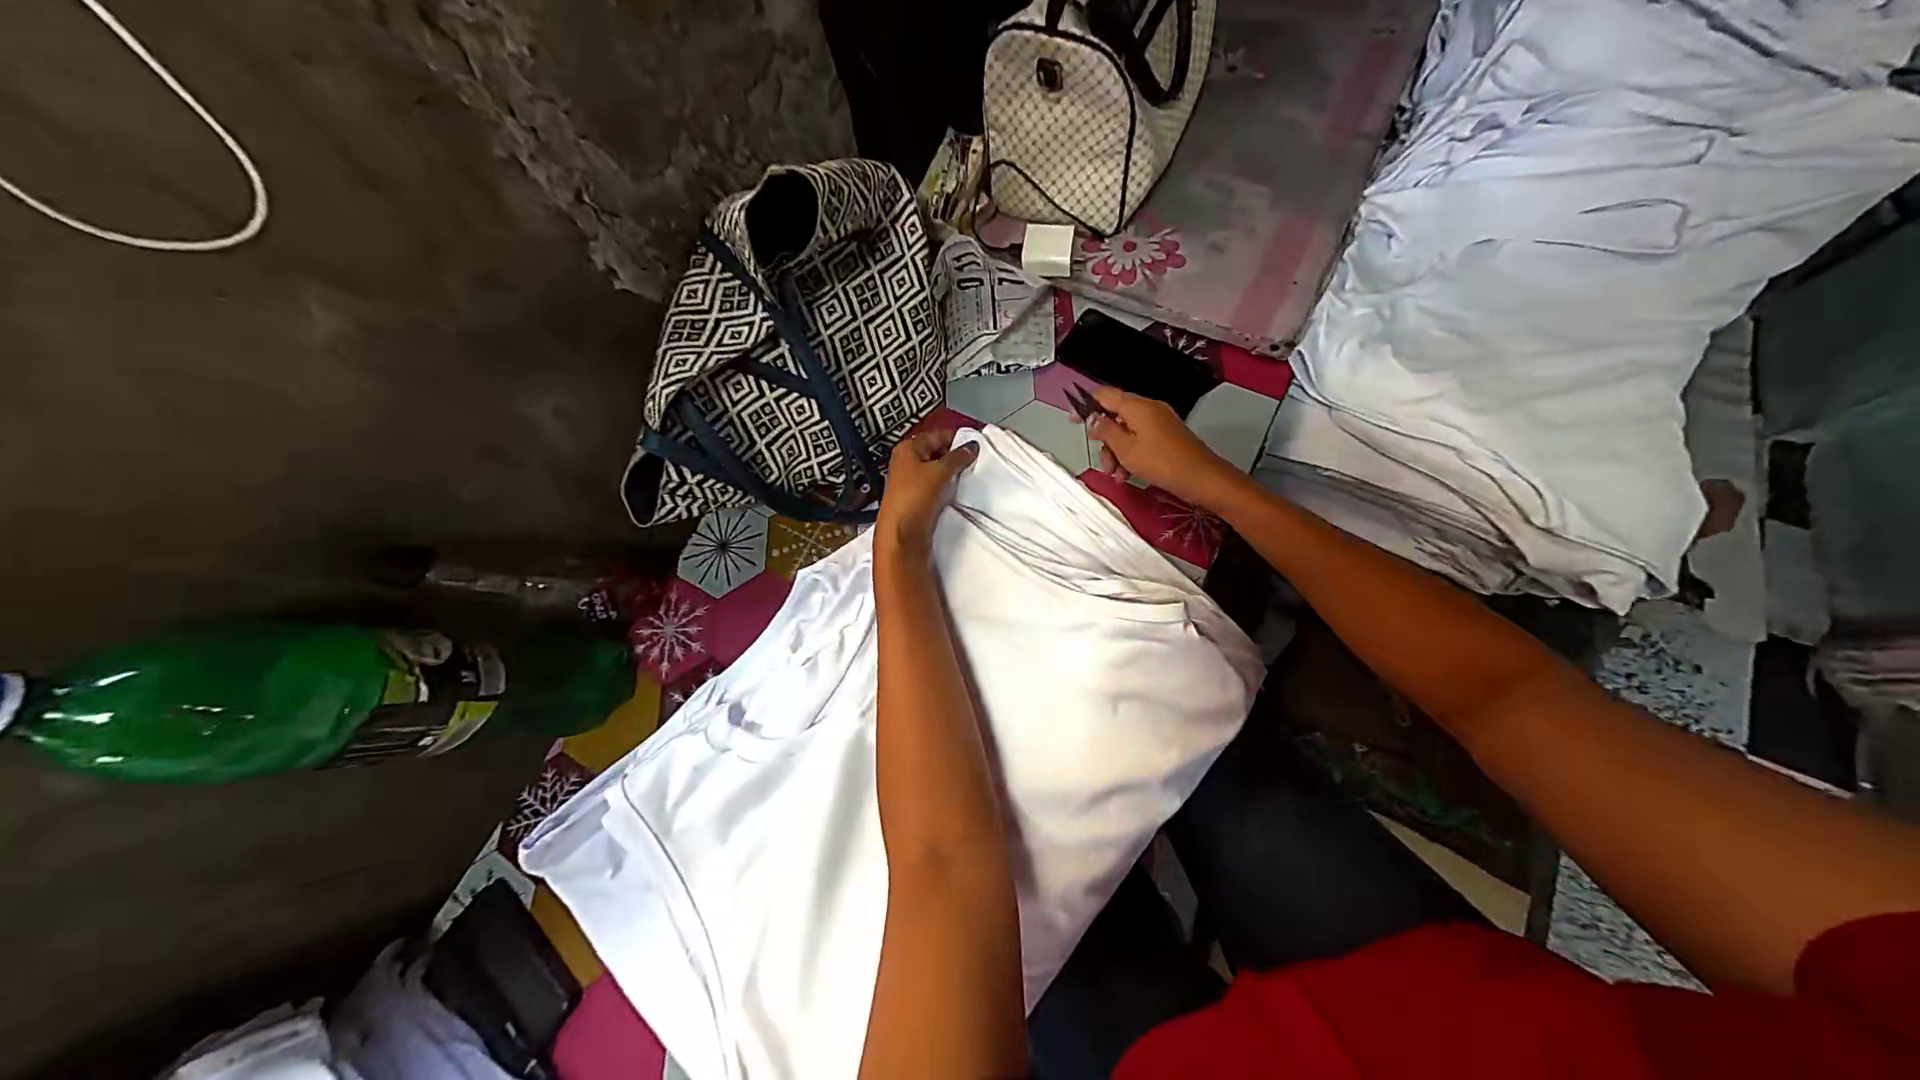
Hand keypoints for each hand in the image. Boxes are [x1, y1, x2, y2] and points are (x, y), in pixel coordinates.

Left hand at [876, 430, 977, 558]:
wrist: (902, 533)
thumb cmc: (916, 496)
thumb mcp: (940, 471)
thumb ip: (958, 457)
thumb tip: (972, 445)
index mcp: (908, 448)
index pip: (937, 435)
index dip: (957, 437)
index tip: (977, 442)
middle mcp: (906, 461)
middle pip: (937, 451)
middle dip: (956, 455)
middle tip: (977, 459)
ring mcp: (910, 480)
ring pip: (937, 469)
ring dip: (952, 472)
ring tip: (970, 473)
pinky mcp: (916, 497)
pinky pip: (935, 484)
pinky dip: (947, 485)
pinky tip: (959, 488)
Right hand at [1085, 386, 1243, 510]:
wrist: (1201, 477)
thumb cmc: (1160, 462)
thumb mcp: (1125, 449)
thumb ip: (1105, 430)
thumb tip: (1092, 418)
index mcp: (1136, 406)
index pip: (1104, 394)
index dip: (1086, 404)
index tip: (1073, 419)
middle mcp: (1148, 408)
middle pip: (1115, 416)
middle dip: (1104, 439)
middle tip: (1103, 460)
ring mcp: (1159, 421)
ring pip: (1127, 431)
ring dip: (1116, 451)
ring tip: (1116, 473)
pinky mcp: (1166, 435)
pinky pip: (1140, 439)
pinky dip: (1130, 454)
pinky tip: (1128, 474)